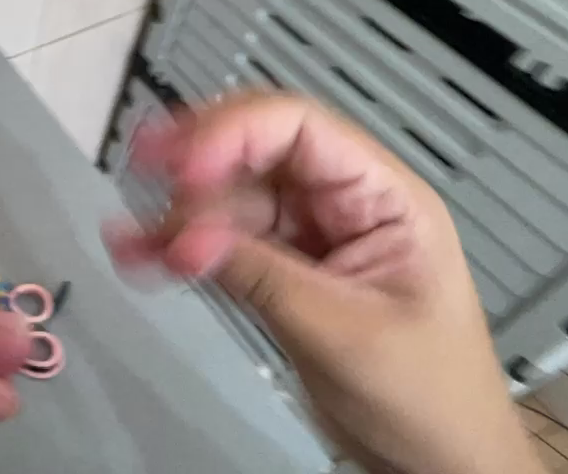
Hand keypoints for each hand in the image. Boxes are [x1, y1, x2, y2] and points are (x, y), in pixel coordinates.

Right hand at [106, 94, 542, 473]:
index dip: (234, 132)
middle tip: (142, 164)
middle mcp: (335, 197)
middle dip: (194, 155)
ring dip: (172, 209)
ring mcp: (299, 227)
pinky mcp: (270, 259)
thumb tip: (186, 237)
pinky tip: (139, 250)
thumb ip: (263, 276)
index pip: (298, 128)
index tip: (185, 169)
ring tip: (130, 234)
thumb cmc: (430, 400)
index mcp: (379, 194)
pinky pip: (212, 236)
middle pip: (251, 147)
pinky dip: (173, 242)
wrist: (436, 469)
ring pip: (222, 192)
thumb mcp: (347, 333)